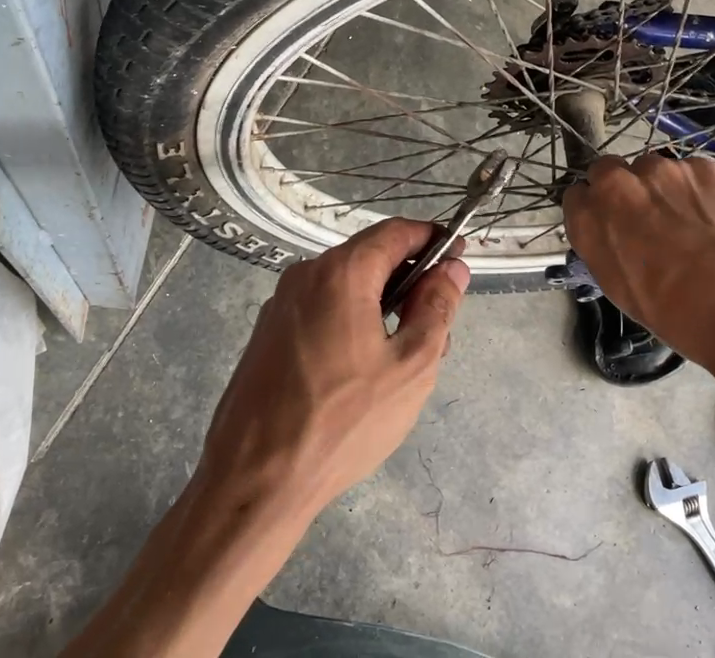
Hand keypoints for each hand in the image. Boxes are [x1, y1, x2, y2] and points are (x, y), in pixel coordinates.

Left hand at [193, 218, 468, 514]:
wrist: (255, 481)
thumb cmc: (344, 422)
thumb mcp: (411, 366)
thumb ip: (437, 308)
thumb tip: (452, 268)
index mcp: (340, 273)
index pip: (396, 232)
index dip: (433, 239)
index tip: (459, 257)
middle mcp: (303, 277)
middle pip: (368, 258)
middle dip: (409, 281)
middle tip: (438, 326)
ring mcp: (279, 307)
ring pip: (345, 288)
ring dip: (381, 306)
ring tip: (404, 359)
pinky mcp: (266, 337)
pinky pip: (321, 312)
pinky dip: (351, 323)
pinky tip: (362, 372)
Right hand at [562, 154, 714, 371]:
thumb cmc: (681, 316)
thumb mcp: (623, 290)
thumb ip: (605, 247)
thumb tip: (612, 231)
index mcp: (592, 222)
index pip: (577, 195)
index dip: (596, 209)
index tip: (611, 222)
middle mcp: (620, 187)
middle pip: (608, 171)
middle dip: (622, 188)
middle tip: (647, 218)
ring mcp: (664, 171)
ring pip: (653, 168)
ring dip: (662, 188)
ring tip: (690, 222)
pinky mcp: (704, 167)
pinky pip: (691, 172)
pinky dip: (698, 189)